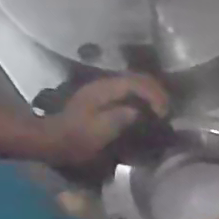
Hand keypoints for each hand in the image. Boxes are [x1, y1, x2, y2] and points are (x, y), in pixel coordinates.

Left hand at [36, 74, 167, 168]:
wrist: (51, 140)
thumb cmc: (75, 138)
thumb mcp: (98, 132)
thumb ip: (119, 118)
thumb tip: (139, 112)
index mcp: (105, 89)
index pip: (138, 83)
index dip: (156, 96)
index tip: (164, 115)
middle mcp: (105, 84)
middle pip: (140, 78)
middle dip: (157, 93)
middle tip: (167, 112)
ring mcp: (103, 89)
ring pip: (136, 83)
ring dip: (151, 95)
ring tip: (161, 112)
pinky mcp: (103, 98)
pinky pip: (130, 92)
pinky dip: (143, 99)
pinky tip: (147, 112)